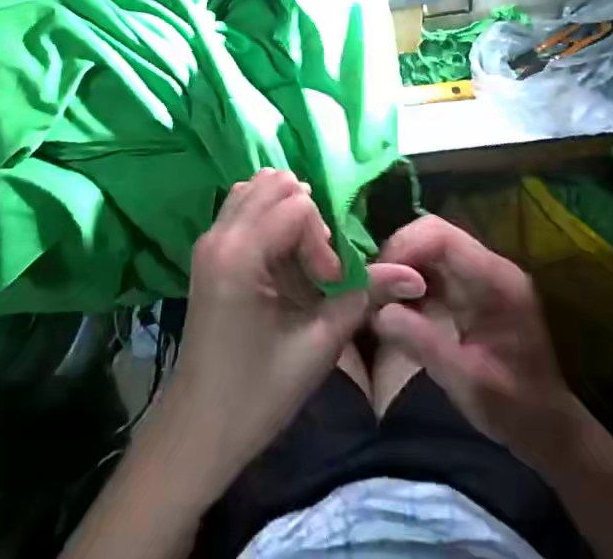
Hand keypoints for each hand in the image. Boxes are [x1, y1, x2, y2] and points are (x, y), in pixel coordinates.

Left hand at [166, 170, 423, 479]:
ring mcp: (208, 242)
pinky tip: (281, 262)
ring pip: (255, 189)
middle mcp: (218, 235)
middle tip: (316, 268)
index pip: (297, 204)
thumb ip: (363, 296)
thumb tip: (412, 274)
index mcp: (239, 254)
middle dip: (306, 218)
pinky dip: (268, 220)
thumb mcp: (319, 345)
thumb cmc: (259, 392)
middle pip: (275, 185)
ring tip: (300, 262)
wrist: (199, 427)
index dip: (322, 240)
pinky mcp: (207, 253)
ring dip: (287, 215)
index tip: (327, 285)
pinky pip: (241, 209)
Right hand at [371, 215, 575, 454]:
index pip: (440, 236)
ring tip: (382, 300)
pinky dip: (412, 282)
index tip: (377, 279)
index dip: (403, 247)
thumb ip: (422, 342)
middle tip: (374, 290)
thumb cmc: (512, 408)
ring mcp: (483, 276)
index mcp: (496, 281)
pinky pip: (435, 269)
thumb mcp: (464, 381)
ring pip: (431, 248)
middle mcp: (491, 267)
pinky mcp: (474, 289)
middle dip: (398, 255)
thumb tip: (378, 311)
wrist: (548, 429)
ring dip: (402, 268)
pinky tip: (400, 309)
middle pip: (433, 234)